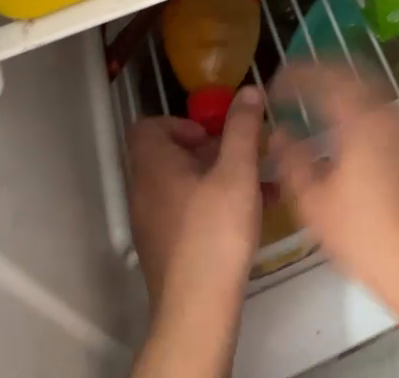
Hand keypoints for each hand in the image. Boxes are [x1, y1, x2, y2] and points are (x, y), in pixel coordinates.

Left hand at [127, 87, 264, 310]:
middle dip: (209, 149)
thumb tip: (246, 91)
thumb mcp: (237, 172)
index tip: (213, 134)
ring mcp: (152, 222)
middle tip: (241, 156)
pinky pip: (186, 210)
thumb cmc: (215, 232)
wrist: (197, 308)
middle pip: (168, 154)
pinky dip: (213, 203)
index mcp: (153, 167)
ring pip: (181, 184)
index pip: (149, 125)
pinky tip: (248, 215)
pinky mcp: (165, 247)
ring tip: (254, 185)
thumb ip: (241, 129)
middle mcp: (144, 191)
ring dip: (216, 177)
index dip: (181, 122)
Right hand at [271, 64, 398, 287]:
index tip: (275, 84)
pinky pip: (384, 105)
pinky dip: (361, 102)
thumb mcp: (312, 200)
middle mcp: (387, 111)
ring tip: (318, 98)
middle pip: (352, 73)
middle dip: (321, 73)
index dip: (296, 76)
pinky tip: (347, 123)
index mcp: (360, 117)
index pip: (324, 77)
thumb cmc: (361, 232)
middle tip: (295, 84)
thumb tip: (278, 134)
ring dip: (343, 84)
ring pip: (372, 87)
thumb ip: (291, 159)